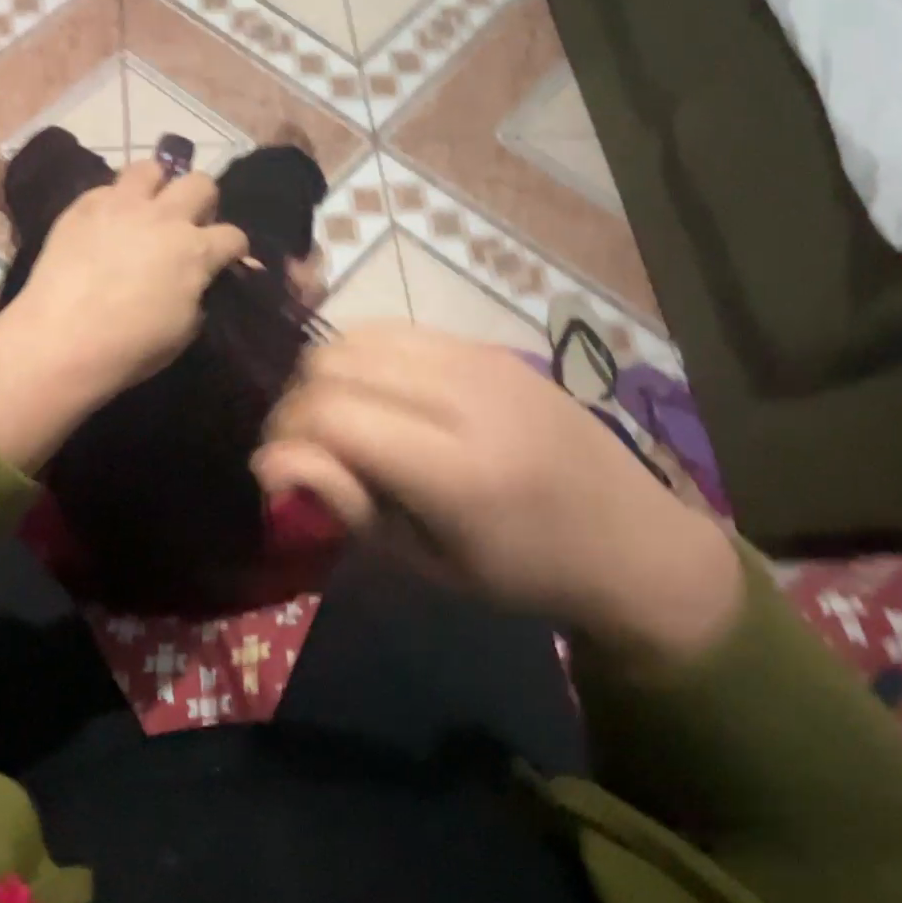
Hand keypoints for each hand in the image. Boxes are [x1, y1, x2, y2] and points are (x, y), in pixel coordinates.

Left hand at [5, 160, 248, 389]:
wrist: (61, 342)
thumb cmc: (130, 348)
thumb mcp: (183, 331)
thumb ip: (200, 296)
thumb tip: (205, 281)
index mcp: (195, 251)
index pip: (233, 235)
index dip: (234, 249)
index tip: (225, 261)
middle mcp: (164, 217)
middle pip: (200, 183)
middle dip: (202, 203)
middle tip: (188, 227)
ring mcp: (120, 205)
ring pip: (151, 169)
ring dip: (157, 187)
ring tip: (146, 212)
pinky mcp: (82, 207)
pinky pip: (107, 188)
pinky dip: (114, 202)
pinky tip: (106, 227)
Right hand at [252, 324, 742, 663]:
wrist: (630, 538)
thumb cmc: (520, 572)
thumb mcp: (422, 561)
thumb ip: (345, 504)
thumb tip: (271, 462)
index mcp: (458, 471)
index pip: (331, 417)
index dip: (283, 440)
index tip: (275, 475)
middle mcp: (467, 396)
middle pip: (331, 365)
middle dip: (294, 407)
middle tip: (301, 451)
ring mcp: (480, 358)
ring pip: (354, 337)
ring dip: (323, 378)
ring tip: (333, 423)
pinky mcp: (486, 345)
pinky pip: (390, 330)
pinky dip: (359, 360)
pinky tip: (373, 398)